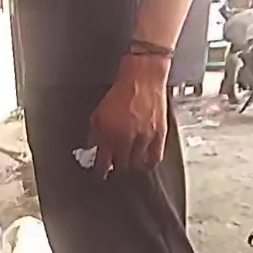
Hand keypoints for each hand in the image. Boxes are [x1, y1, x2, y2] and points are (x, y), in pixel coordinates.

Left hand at [90, 54, 169, 172]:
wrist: (142, 77)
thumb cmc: (120, 93)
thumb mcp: (98, 114)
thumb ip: (95, 135)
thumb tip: (93, 151)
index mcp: (109, 135)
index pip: (103, 164)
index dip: (100, 172)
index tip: (100, 174)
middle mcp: (126, 139)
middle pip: (121, 167)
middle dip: (117, 168)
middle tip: (116, 166)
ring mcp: (144, 138)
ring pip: (138, 166)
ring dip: (132, 166)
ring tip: (130, 163)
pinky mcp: (159, 135)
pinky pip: (155, 158)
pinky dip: (149, 163)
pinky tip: (145, 162)